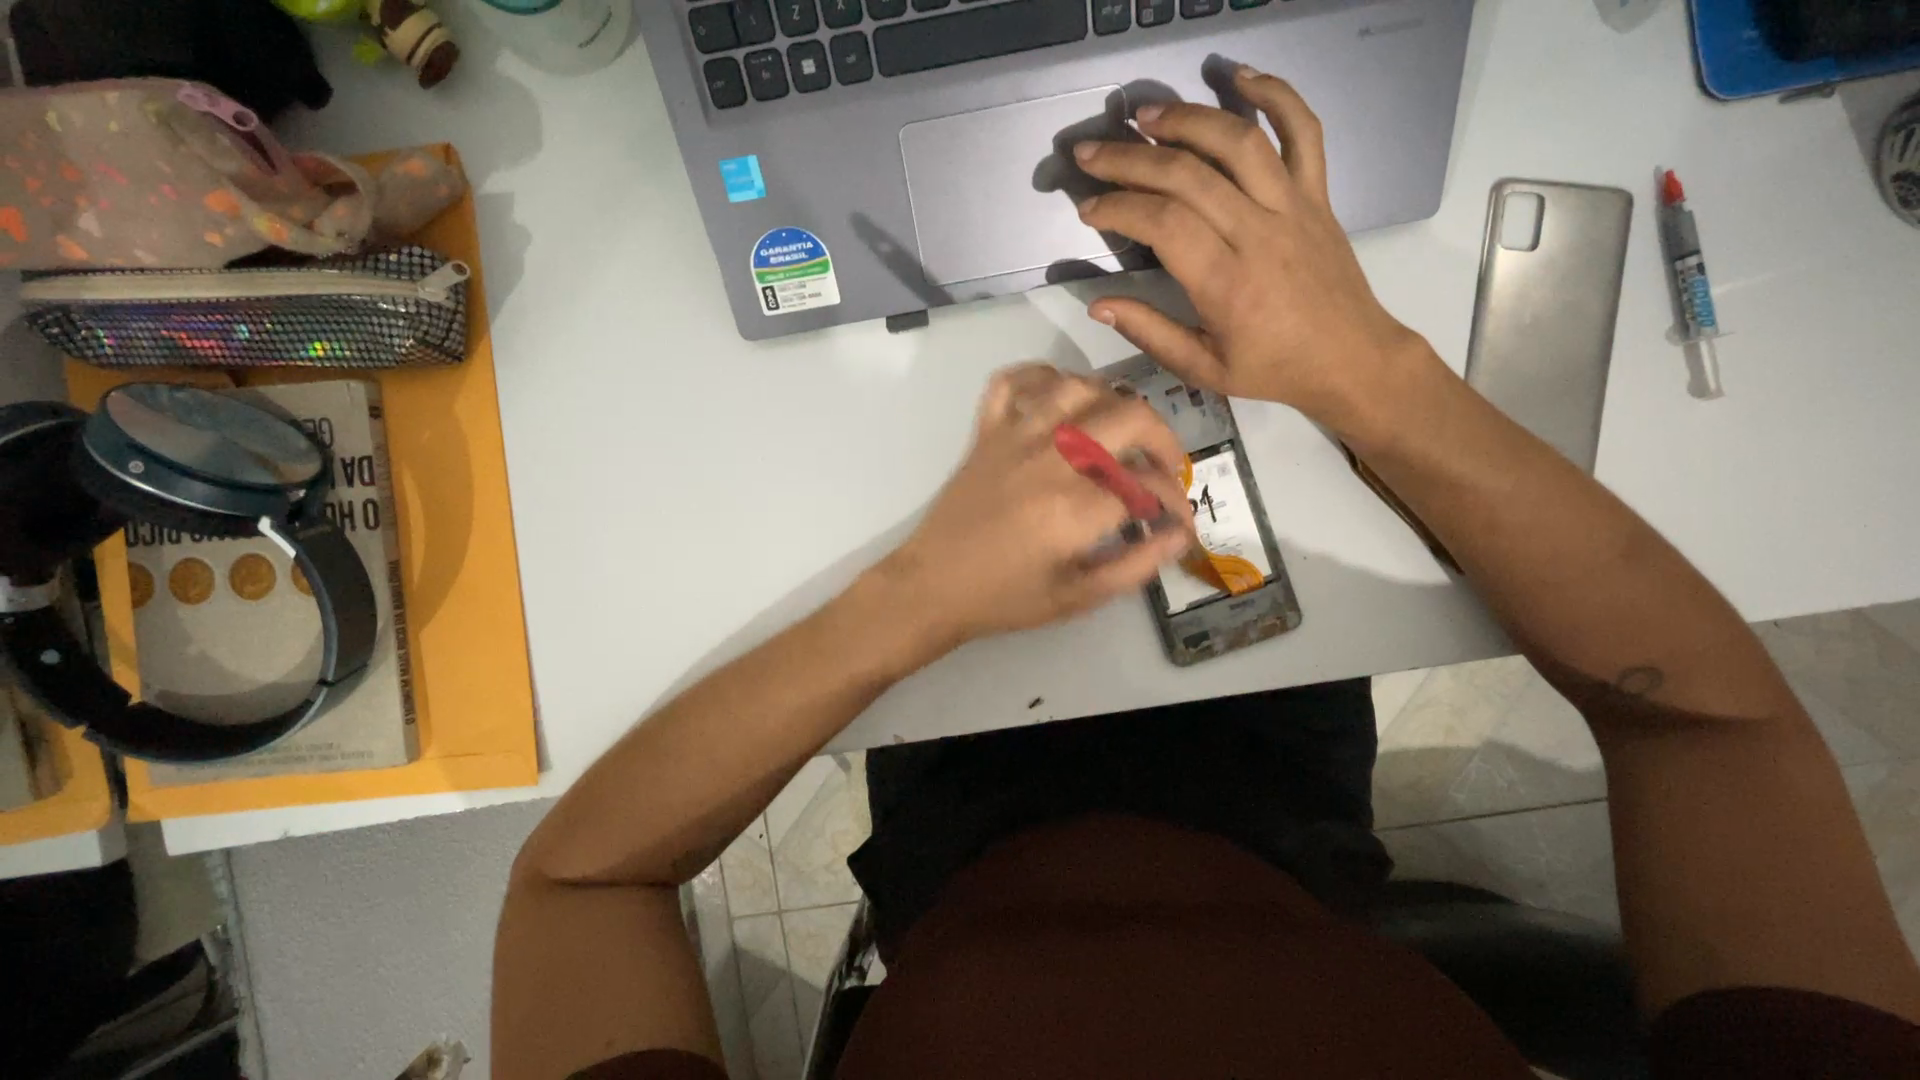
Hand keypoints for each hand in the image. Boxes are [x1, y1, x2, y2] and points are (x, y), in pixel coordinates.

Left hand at [881, 364, 1194, 646]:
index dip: (1174, 500)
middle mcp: (1049, 461)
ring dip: (1111, 402)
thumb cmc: (1005, 598)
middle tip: (1164, 468)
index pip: (1146, 484)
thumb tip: (1180, 536)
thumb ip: (1136, 566)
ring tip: (1120, 432)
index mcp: (1074, 509)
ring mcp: (1013, 439)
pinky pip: (1011, 381)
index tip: (1178, 519)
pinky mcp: (985, 433)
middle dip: (1163, 440)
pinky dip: (1040, 376)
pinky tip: (1060, 399)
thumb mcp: (1078, 597)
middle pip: (1127, 417)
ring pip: (1077, 387)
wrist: (932, 587)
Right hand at [1072, 68, 1434, 436]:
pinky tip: (1241, 77)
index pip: (1163, 223)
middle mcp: (1258, 233)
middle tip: (1091, 152)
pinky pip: (1304, 132)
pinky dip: (1277, 96)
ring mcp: (1292, 206)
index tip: (1088, 209)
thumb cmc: (1271, 367)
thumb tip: (1098, 304)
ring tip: (1145, 114)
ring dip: (1187, 119)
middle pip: (1188, 175)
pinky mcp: (1316, 194)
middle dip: (1130, 159)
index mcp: (1227, 282)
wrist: (1350, 357)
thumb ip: (1149, 333)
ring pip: (1238, 142)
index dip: (1118, 208)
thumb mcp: (1202, 367)